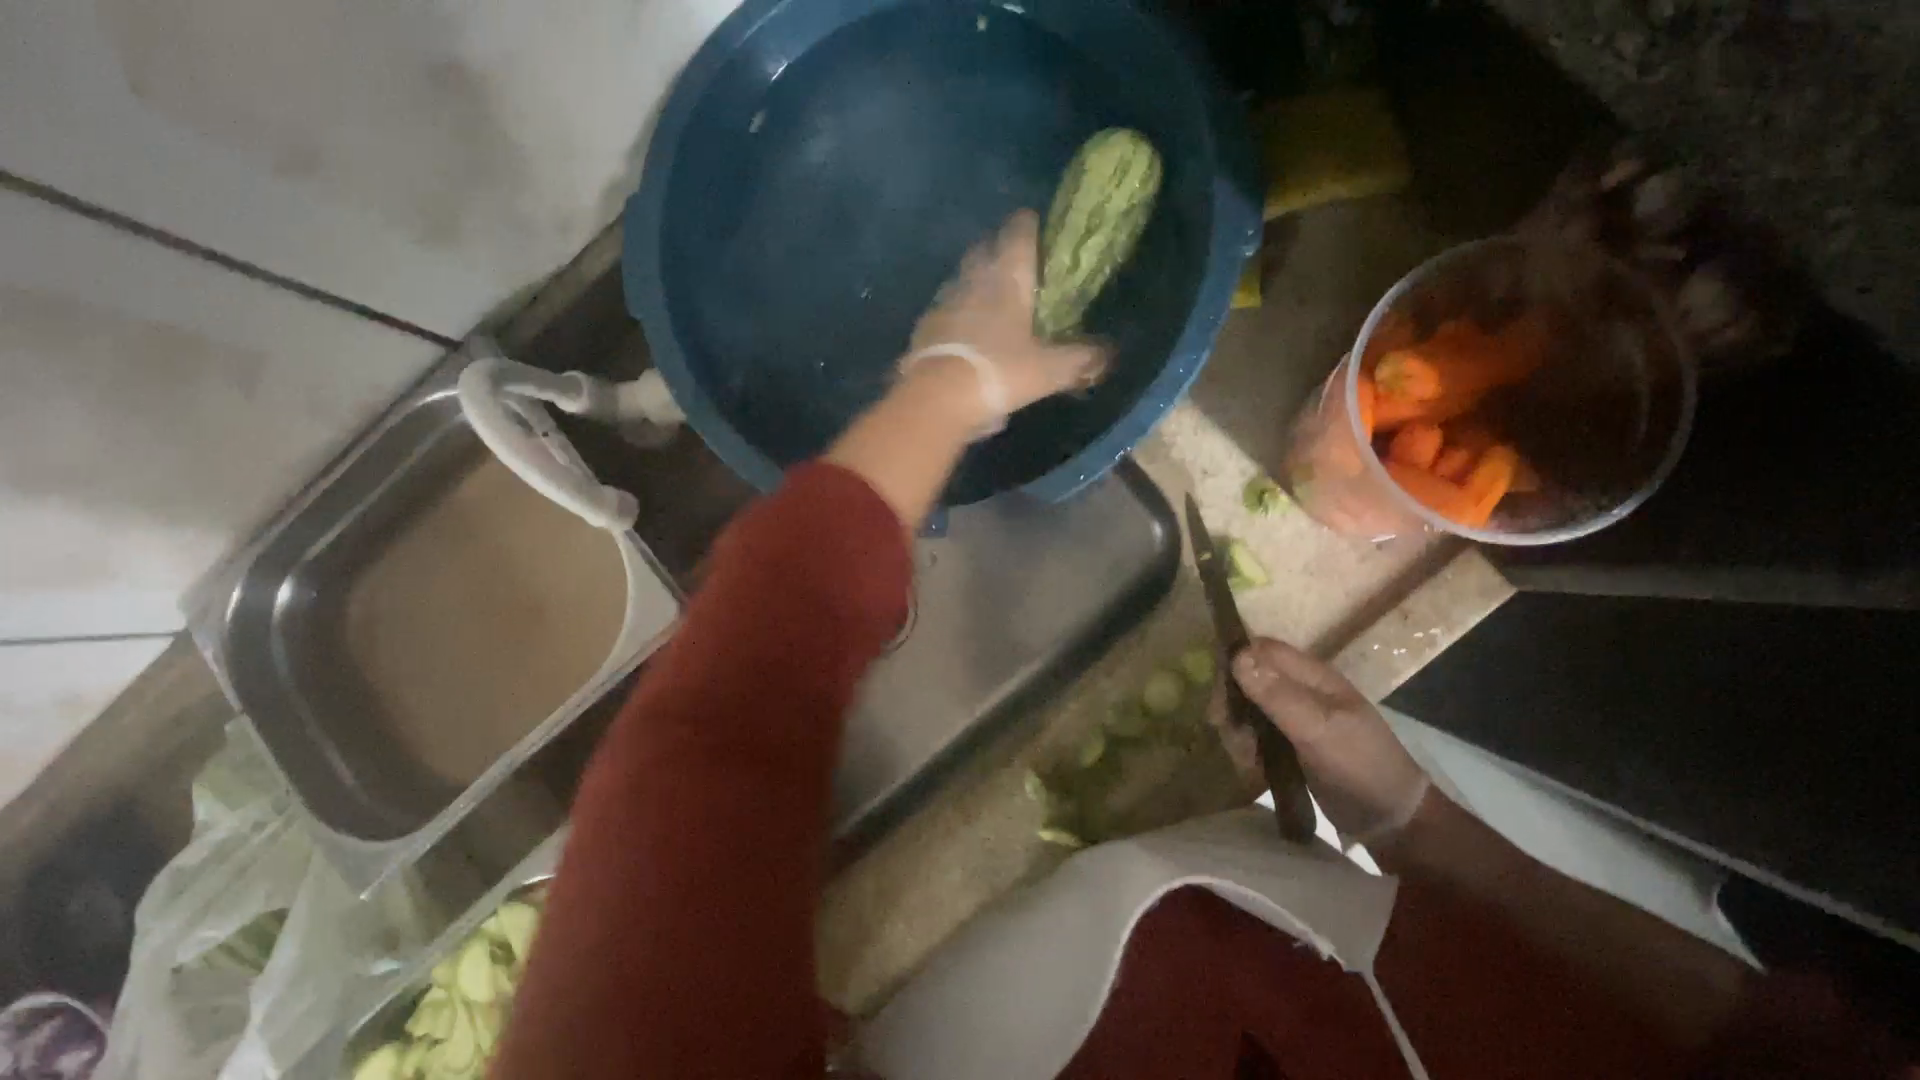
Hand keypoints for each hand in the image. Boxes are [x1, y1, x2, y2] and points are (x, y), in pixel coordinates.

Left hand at [903, 210, 1110, 430]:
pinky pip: (947, 308)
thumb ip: (1081, 359)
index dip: (1028, 225)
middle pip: (985, 248)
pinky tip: (968, 332)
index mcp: (1007, 276)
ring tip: (994, 299)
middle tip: (1018, 265)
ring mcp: (945, 300)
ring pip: (963, 277)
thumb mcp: (1049, 370)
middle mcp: (974, 278)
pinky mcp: (925, 325)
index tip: (1037, 225)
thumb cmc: (1000, 372)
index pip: (1018, 232)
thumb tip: (1110, 354)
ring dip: (977, 281)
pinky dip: (959, 312)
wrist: (936, 398)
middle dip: (1000, 250)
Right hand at [1228, 638, 1431, 844]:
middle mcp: (1304, 691)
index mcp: (1315, 676)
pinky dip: (1249, 747)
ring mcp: (1299, 719)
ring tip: (1244, 756)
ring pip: (1251, 709)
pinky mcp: (1294, 746)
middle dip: (1233, 703)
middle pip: (1251, 678)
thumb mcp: (1319, 730)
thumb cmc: (1360, 767)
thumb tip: (1237, 657)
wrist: (1393, 822)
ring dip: (1239, 729)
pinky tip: (1251, 765)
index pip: (1263, 649)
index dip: (1236, 663)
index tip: (1218, 696)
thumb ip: (1279, 695)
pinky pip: (1259, 735)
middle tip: (1226, 731)